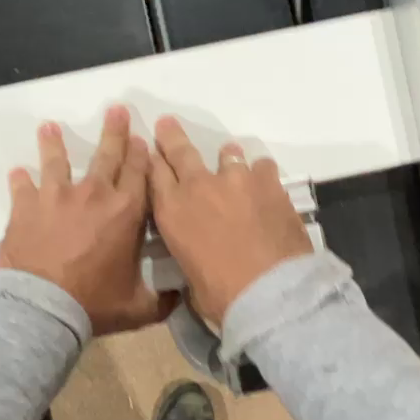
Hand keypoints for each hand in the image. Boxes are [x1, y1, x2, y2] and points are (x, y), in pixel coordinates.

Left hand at [0, 107, 178, 334]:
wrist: (41, 307)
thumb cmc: (93, 304)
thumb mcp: (137, 307)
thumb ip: (161, 301)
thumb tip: (179, 299)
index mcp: (127, 212)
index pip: (140, 173)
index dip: (143, 154)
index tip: (143, 139)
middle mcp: (94, 195)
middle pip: (107, 155)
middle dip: (115, 132)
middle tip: (116, 109)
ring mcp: (57, 197)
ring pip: (58, 161)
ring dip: (56, 143)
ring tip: (51, 127)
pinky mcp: (26, 207)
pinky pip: (24, 186)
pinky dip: (21, 179)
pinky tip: (18, 171)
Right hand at [148, 116, 313, 326]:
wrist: (271, 291)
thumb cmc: (222, 296)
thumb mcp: (192, 280)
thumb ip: (191, 258)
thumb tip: (198, 259)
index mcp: (172, 213)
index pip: (153, 175)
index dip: (150, 161)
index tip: (148, 151)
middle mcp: (200, 188)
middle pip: (181, 152)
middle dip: (172, 137)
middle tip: (167, 123)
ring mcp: (237, 181)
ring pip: (227, 155)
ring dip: (225, 157)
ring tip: (228, 156)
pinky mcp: (270, 184)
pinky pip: (262, 167)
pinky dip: (259, 173)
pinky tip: (263, 182)